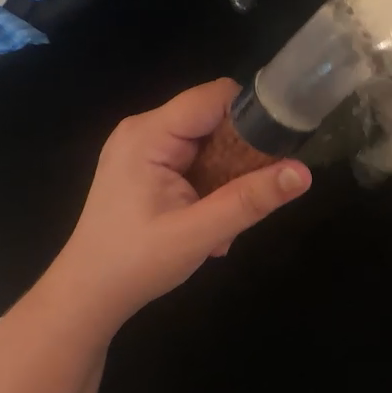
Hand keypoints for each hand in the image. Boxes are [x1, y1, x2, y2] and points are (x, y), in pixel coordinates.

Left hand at [44, 79, 309, 328]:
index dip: (254, 112)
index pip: (215, 96)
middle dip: (243, 154)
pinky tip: (211, 220)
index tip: (283, 145)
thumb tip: (303, 173)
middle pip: (215, 119)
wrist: (88, 295)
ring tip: (227, 217)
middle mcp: (144, 130)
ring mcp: (144, 148)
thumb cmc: (136, 263)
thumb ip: (251, 200)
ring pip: (210, 143)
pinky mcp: (148, 167)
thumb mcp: (200, 233)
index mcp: (149, 134)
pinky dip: (214, 185)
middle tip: (251, 196)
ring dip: (230, 176)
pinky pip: (197, 161)